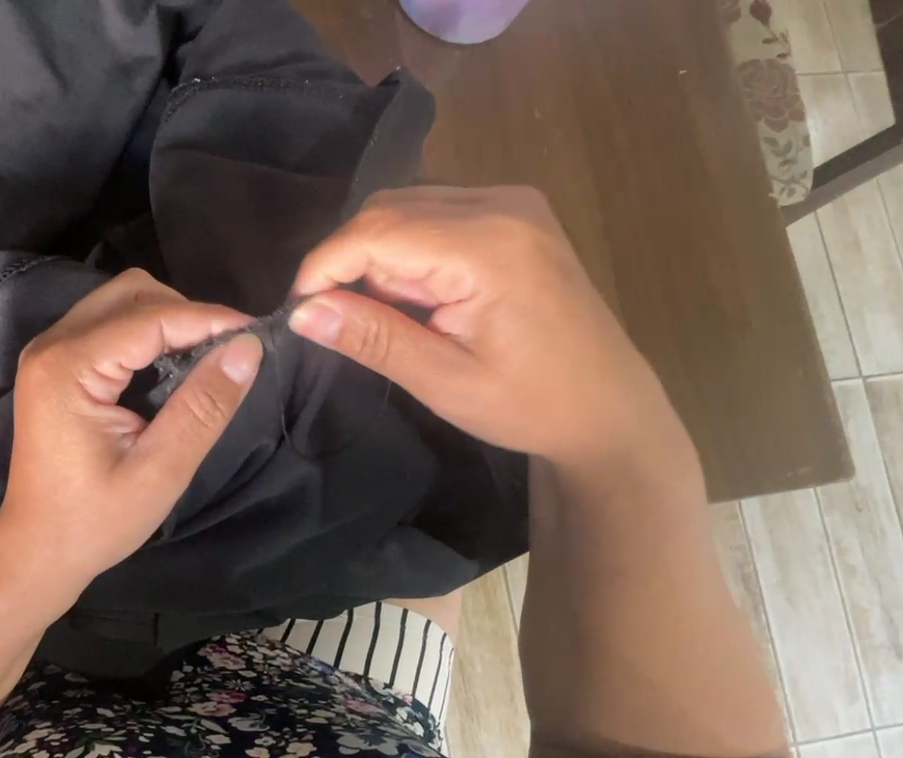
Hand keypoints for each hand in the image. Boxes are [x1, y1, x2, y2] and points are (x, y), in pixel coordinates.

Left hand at [0, 269, 261, 595]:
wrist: (38, 551)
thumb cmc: (95, 522)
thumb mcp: (160, 471)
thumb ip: (204, 407)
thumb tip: (247, 349)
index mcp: (70, 368)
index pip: (151, 316)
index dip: (210, 318)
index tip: (258, 332)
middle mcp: (51, 346)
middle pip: (131, 293)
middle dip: (186, 313)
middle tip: (228, 350)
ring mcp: (47, 354)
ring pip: (119, 304)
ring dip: (166, 321)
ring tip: (205, 359)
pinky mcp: (52, 368)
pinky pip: (106, 327)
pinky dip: (144, 336)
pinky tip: (170, 368)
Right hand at [288, 186, 691, 472]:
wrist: (605, 408)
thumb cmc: (528, 405)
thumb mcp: (442, 380)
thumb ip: (372, 338)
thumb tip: (301, 313)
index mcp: (487, 245)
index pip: (376, 230)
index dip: (324, 265)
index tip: (296, 312)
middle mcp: (501, 203)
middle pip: (389, 210)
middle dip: (350, 263)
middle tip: (342, 324)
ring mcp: (513, 204)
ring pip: (408, 209)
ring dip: (378, 260)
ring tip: (384, 318)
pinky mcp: (516, 215)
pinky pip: (436, 217)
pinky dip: (408, 254)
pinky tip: (417, 299)